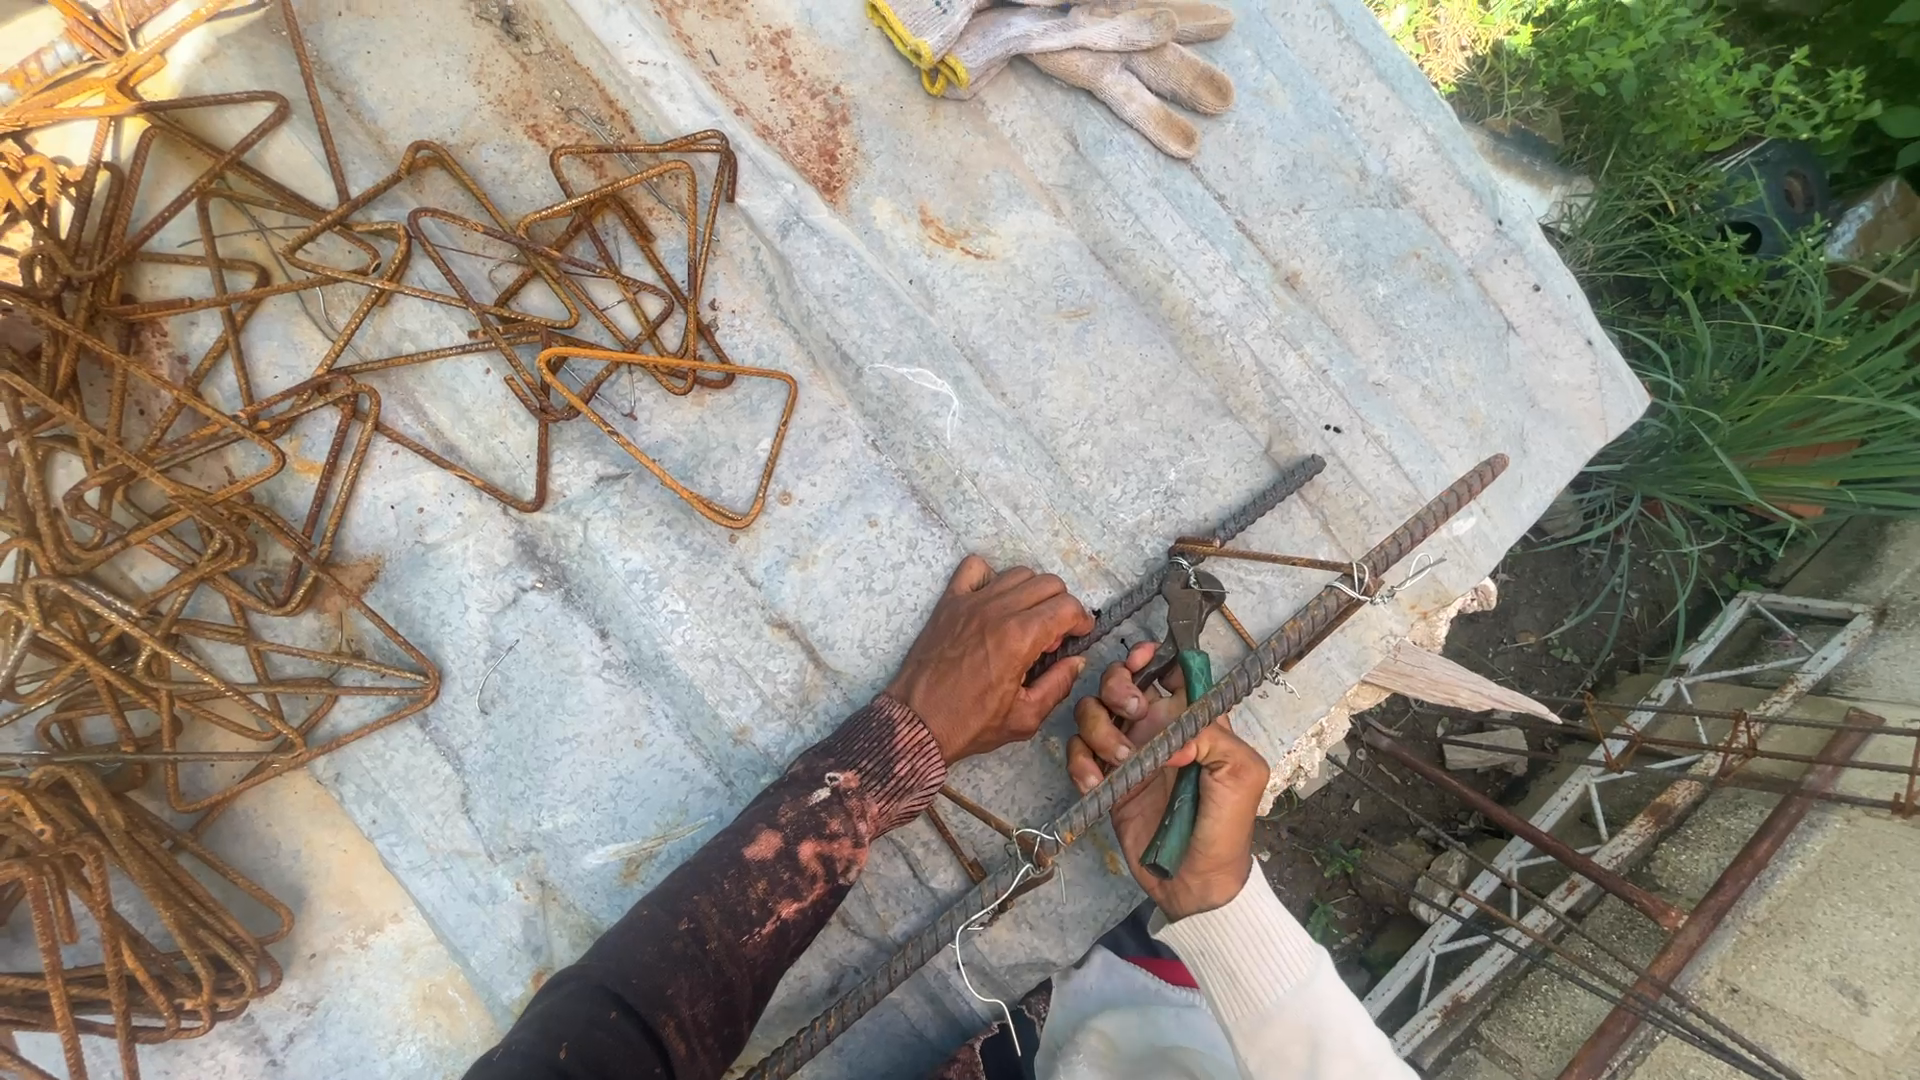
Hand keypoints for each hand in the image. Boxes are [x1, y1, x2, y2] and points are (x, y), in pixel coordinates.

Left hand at [887, 555, 1094, 763]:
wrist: (916, 723)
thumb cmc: (969, 724)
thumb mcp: (1025, 717)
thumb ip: (1058, 685)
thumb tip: (1076, 661)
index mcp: (1020, 638)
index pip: (1068, 607)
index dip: (1081, 621)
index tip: (1077, 636)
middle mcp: (997, 611)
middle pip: (1048, 584)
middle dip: (1061, 606)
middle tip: (1051, 636)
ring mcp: (970, 602)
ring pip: (1018, 573)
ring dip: (1031, 592)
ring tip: (1024, 621)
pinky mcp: (949, 602)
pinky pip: (974, 567)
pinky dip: (990, 576)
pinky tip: (993, 601)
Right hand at [1066, 641, 1267, 918]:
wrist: (1193, 884)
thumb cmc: (1227, 829)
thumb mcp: (1242, 775)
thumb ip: (1213, 735)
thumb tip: (1169, 728)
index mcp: (1190, 719)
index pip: (1168, 670)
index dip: (1152, 656)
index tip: (1143, 659)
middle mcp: (1155, 727)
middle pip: (1119, 680)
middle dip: (1116, 686)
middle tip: (1131, 713)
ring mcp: (1126, 752)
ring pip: (1091, 711)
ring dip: (1098, 729)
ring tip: (1120, 762)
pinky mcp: (1104, 779)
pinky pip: (1077, 753)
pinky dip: (1080, 763)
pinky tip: (1097, 785)